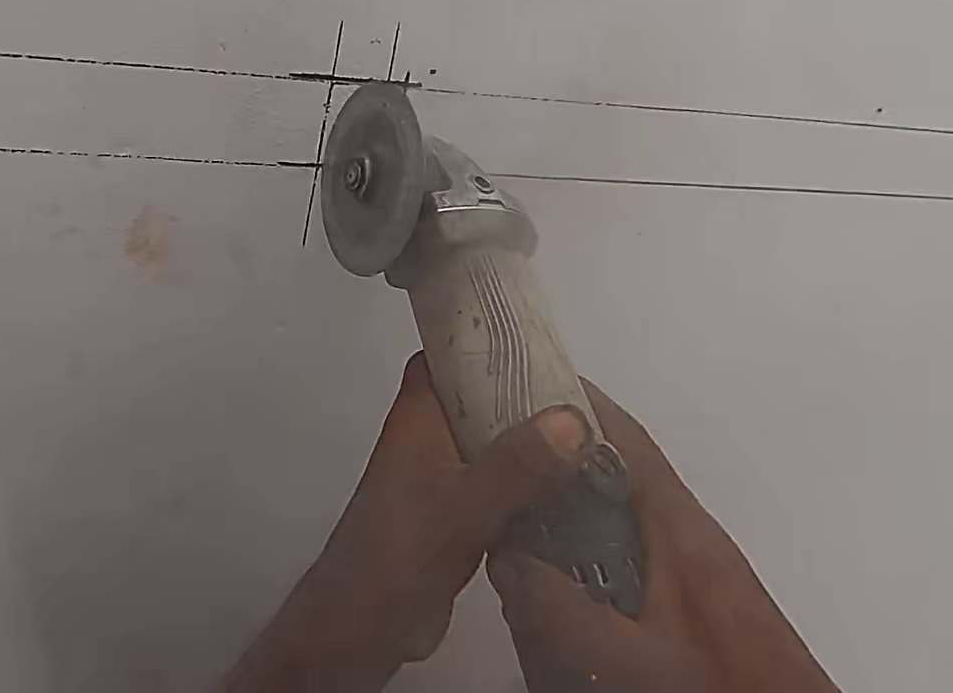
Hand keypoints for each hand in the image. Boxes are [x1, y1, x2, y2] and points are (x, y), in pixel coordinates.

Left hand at [224, 353, 588, 692]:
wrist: (372, 612)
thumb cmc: (402, 545)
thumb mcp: (464, 501)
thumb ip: (516, 464)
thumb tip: (571, 420)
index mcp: (418, 417)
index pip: (440, 359)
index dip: (475, 344)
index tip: (524, 340)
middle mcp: (426, 437)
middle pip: (471, 398)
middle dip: (515, 394)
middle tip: (572, 396)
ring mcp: (438, 475)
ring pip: (485, 442)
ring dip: (524, 441)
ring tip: (581, 440)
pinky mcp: (453, 512)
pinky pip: (494, 482)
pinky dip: (524, 482)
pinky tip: (566, 494)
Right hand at [488, 380, 840, 692]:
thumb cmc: (733, 690)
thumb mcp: (640, 661)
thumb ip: (563, 610)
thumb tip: (502, 559)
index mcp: (677, 522)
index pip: (620, 433)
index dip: (571, 396)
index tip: (519, 375)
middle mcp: (681, 530)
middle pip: (606, 460)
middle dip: (550, 442)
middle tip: (493, 436)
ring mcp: (683, 561)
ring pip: (609, 500)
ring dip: (561, 489)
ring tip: (505, 496)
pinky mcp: (682, 592)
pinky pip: (615, 536)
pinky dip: (576, 529)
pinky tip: (548, 560)